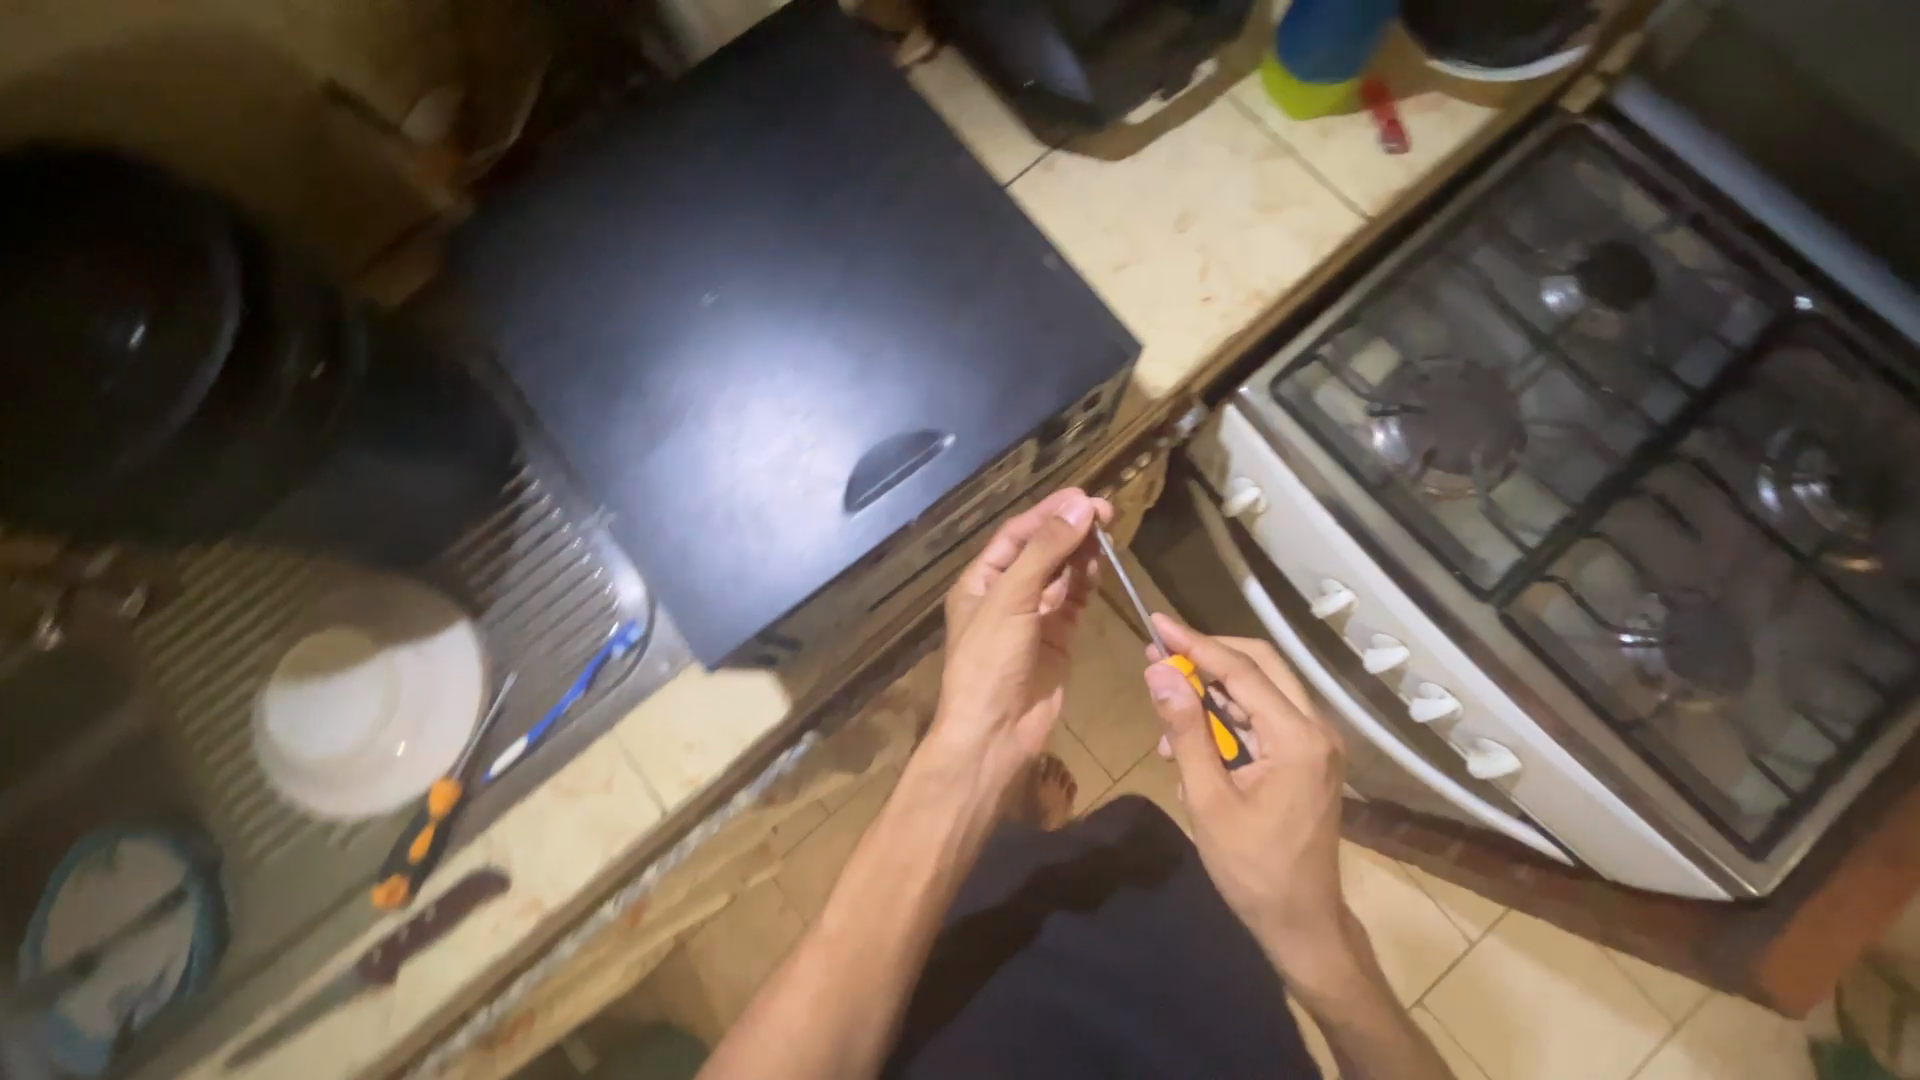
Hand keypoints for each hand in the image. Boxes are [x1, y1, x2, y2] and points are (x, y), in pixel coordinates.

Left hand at [922, 488, 1112, 793]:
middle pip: (1041, 551)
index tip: (1084, 497)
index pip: (1017, 535)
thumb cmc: (989, 661)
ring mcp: (1032, 618)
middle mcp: (1005, 594)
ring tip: (1107, 532)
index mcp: (980, 581)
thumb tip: (1079, 507)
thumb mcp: (1011, 599)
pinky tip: (1100, 566)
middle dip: (1070, 530)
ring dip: (1081, 554)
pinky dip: (1086, 583)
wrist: (995, 732)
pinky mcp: (1056, 639)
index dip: (1049, 513)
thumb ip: (1045, 552)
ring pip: (1060, 575)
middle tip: (1106, 512)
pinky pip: (1073, 602)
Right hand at [1142, 615, 1349, 975]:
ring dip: (1214, 690)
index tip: (1157, 623)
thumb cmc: (1252, 867)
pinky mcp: (1307, 757)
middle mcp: (1316, 729)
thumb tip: (1159, 672)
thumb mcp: (1208, 799)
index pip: (1241, 671)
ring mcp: (1316, 743)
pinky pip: (1264, 717)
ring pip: (1261, 689)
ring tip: (1166, 708)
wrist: (1302, 922)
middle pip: (1260, 665)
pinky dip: (1227, 717)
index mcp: (1297, 738)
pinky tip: (1190, 740)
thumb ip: (1185, 730)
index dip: (1195, 644)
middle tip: (1160, 652)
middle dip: (1208, 654)